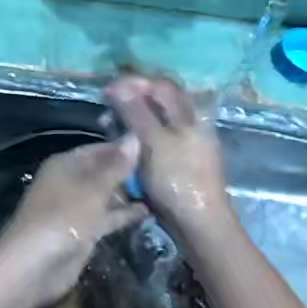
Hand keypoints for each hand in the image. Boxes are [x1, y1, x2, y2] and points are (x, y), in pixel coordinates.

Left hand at [0, 138, 146, 307]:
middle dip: (130, 171)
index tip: (155, 146)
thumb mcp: (94, 188)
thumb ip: (117, 166)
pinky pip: (107, 217)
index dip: (125, 148)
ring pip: (107, 195)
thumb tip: (135, 138)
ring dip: (129, 194)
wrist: (35, 264)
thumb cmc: (64, 216)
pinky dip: (124, 214)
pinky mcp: (83, 232)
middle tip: (164, 168)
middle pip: (104, 171)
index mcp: (66, 164)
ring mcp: (77, 208)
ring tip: (162, 189)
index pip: (100, 149)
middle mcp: (71, 182)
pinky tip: (149, 212)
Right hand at [104, 75, 237, 249]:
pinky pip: (155, 140)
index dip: (134, 82)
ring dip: (131, 121)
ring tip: (109, 129)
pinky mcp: (179, 161)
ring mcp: (186, 143)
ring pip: (155, 121)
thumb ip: (137, 112)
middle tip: (106, 110)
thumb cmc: (178, 179)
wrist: (200, 225)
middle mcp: (191, 123)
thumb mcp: (154, 142)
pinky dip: (138, 139)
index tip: (108, 90)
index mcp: (190, 114)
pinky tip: (124, 148)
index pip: (161, 84)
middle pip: (158, 101)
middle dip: (130, 101)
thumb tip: (119, 85)